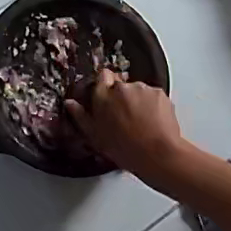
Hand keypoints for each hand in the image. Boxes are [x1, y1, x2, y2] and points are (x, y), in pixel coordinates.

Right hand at [66, 68, 192, 180]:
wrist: (156, 154)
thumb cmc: (124, 148)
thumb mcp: (94, 135)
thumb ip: (80, 115)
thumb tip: (70, 104)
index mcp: (102, 95)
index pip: (102, 76)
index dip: (105, 85)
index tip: (107, 95)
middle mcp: (121, 88)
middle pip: (120, 85)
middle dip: (121, 96)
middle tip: (123, 116)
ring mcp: (141, 89)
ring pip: (137, 90)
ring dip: (137, 100)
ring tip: (139, 121)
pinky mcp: (160, 93)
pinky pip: (153, 95)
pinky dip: (152, 104)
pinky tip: (151, 121)